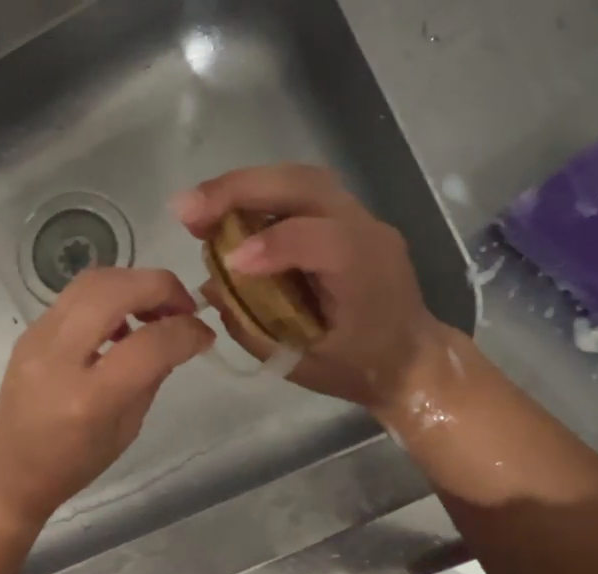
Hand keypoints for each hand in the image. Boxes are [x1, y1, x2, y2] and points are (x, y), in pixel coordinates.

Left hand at [0, 267, 213, 525]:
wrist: (10, 473)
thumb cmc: (73, 464)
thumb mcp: (126, 429)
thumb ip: (154, 377)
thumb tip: (181, 336)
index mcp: (89, 398)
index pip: (150, 343)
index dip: (187, 332)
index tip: (204, 336)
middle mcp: (58, 359)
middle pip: (117, 289)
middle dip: (161, 287)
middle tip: (182, 310)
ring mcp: (36, 340)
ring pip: (92, 281)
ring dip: (133, 285)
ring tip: (151, 314)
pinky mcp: (27, 334)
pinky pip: (74, 298)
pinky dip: (106, 298)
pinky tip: (118, 325)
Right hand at [173, 165, 449, 410]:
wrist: (410, 357)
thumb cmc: (356, 368)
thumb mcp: (301, 363)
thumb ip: (254, 328)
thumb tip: (212, 289)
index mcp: (363, 271)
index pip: (318, 238)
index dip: (271, 245)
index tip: (226, 263)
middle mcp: (366, 230)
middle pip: (303, 186)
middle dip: (240, 191)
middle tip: (186, 210)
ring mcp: (358, 217)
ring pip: (299, 180)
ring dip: (243, 187)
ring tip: (196, 208)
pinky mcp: (344, 218)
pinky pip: (299, 194)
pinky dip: (256, 196)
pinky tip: (222, 213)